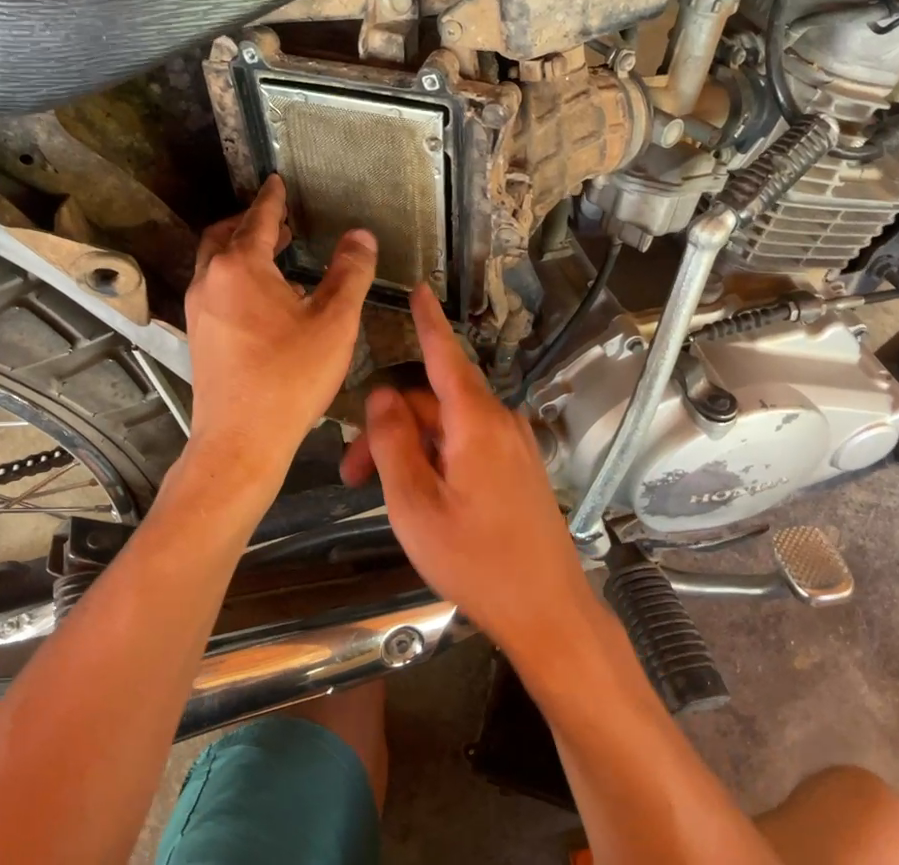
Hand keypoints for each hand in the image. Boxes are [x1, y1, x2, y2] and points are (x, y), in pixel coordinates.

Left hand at [185, 175, 375, 463]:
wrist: (241, 439)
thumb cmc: (290, 378)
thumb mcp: (333, 322)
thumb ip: (349, 273)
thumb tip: (360, 236)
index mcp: (241, 267)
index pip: (258, 218)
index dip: (272, 199)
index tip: (277, 182)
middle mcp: (210, 281)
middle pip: (225, 235)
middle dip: (250, 222)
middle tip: (280, 222)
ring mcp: (199, 310)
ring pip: (215, 263)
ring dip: (240, 250)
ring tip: (273, 256)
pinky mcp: (199, 337)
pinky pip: (213, 289)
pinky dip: (233, 277)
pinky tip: (260, 300)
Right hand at [341, 285, 591, 647]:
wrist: (546, 610)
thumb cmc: (475, 561)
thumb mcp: (414, 504)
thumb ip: (393, 443)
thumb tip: (381, 396)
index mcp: (477, 423)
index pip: (446, 355)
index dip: (427, 322)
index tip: (417, 289)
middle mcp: (501, 425)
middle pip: (436, 402)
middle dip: (390, 425)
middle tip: (352, 473)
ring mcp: (515, 449)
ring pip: (450, 428)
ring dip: (410, 448)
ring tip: (379, 491)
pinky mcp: (519, 472)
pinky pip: (469, 447)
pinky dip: (436, 458)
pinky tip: (419, 494)